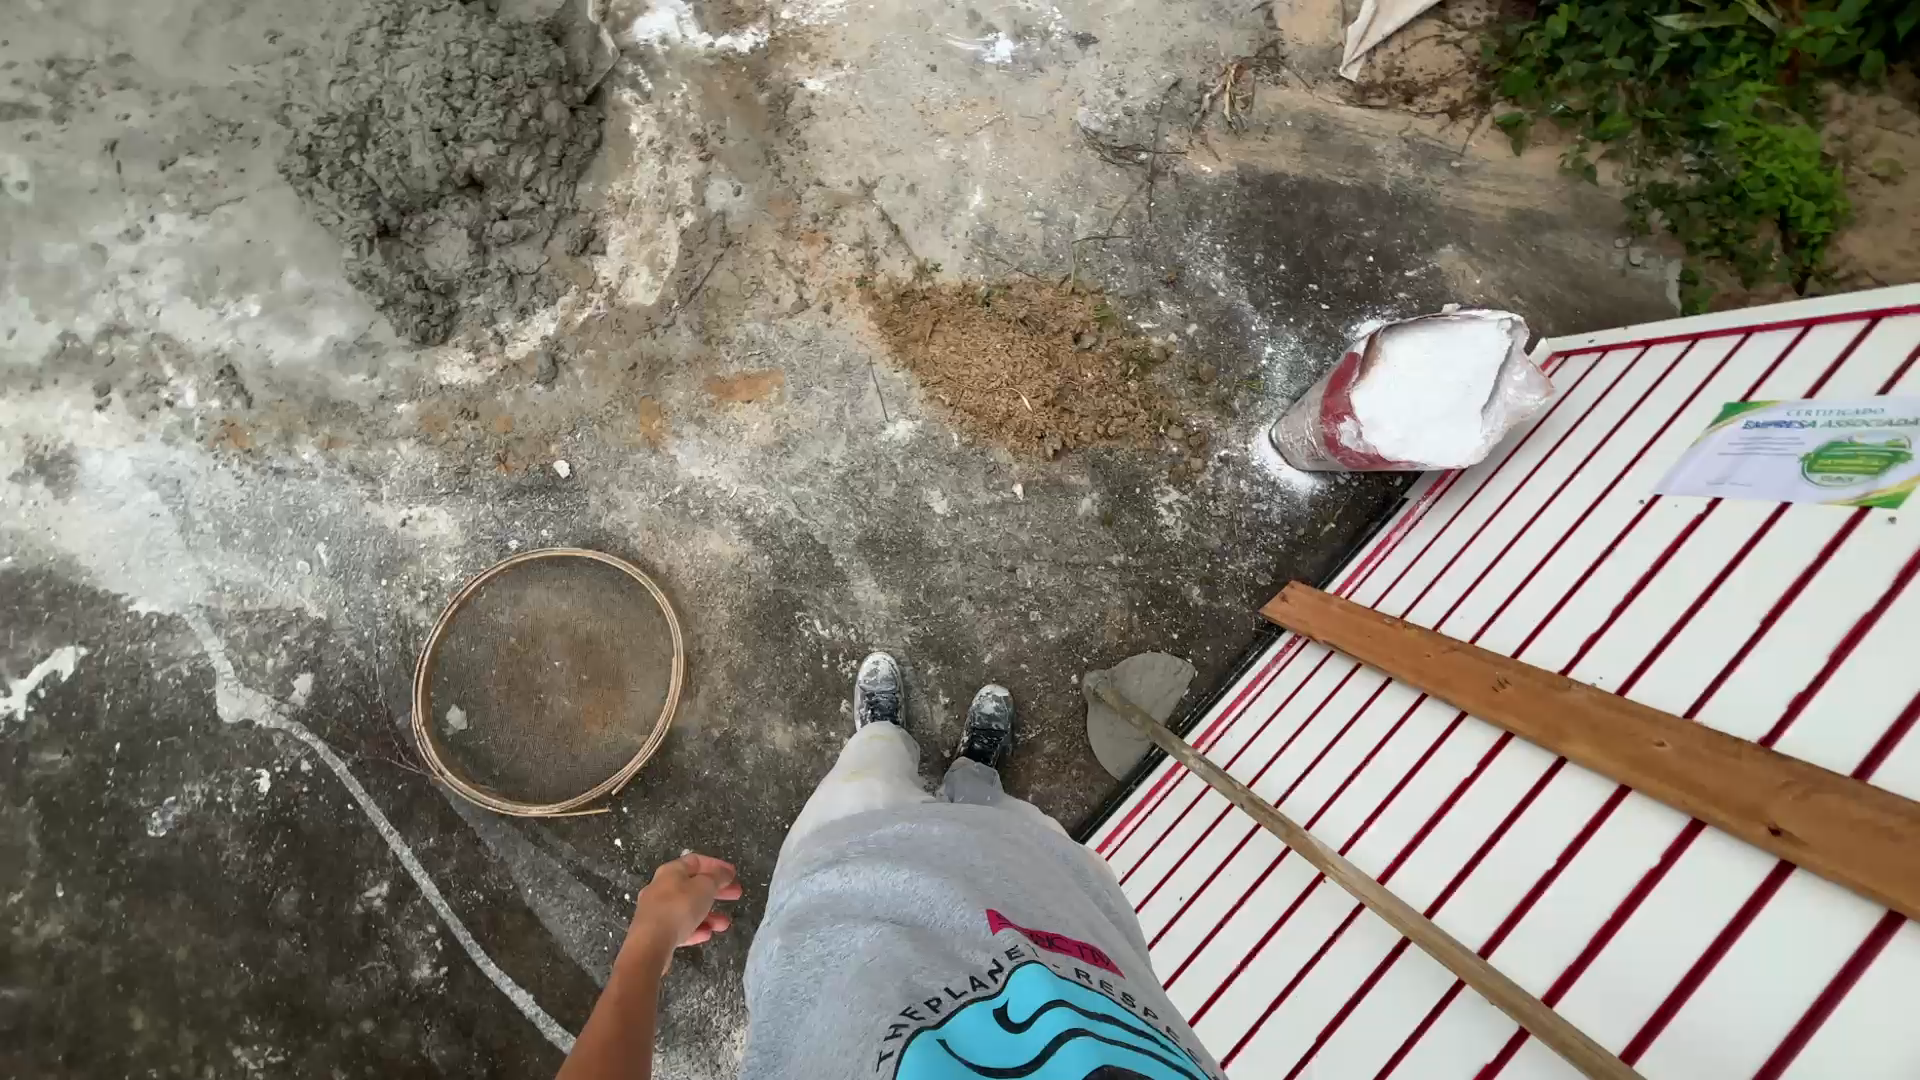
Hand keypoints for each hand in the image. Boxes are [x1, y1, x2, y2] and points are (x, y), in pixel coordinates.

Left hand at [622, 852, 742, 974]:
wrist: (648, 946)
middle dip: (716, 891)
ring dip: (708, 914)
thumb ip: (717, 877)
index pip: (697, 861)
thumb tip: (724, 873)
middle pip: (693, 885)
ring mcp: (656, 912)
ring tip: (724, 924)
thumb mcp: (705, 886)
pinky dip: (695, 928)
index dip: (717, 866)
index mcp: (671, 871)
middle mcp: (661, 888)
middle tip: (735, 895)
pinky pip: (679, 927)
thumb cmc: (679, 907)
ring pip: (687, 909)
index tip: (733, 874)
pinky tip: (707, 934)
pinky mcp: (654, 933)